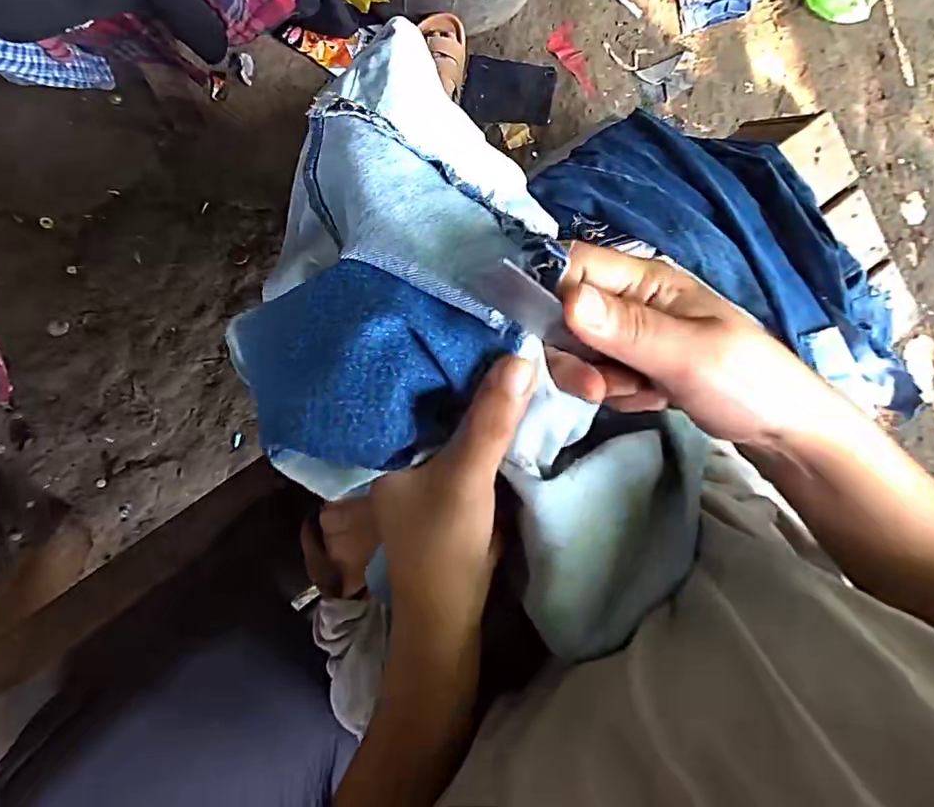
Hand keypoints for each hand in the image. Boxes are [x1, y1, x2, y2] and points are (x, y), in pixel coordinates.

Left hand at [369, 355, 531, 639]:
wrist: (452, 613)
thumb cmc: (442, 544)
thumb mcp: (466, 477)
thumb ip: (490, 421)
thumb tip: (522, 356)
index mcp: (395, 431)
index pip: (427, 373)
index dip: (461, 347)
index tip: (499, 320)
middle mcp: (413, 434)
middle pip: (456, 388)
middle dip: (491, 367)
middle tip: (530, 333)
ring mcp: (439, 451)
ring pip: (475, 408)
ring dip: (504, 390)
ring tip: (539, 353)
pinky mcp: (464, 466)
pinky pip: (487, 429)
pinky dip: (509, 415)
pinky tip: (533, 393)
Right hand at [548, 242, 846, 448]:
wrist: (785, 430)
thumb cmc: (747, 381)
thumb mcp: (688, 354)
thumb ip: (626, 329)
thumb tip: (565, 299)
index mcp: (647, 279)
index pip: (575, 264)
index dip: (549, 292)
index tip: (549, 335)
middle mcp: (635, 299)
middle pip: (568, 312)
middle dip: (576, 353)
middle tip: (598, 387)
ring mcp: (636, 334)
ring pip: (582, 349)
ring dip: (600, 379)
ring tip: (643, 394)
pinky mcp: (639, 365)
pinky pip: (603, 375)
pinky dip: (618, 394)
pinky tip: (652, 400)